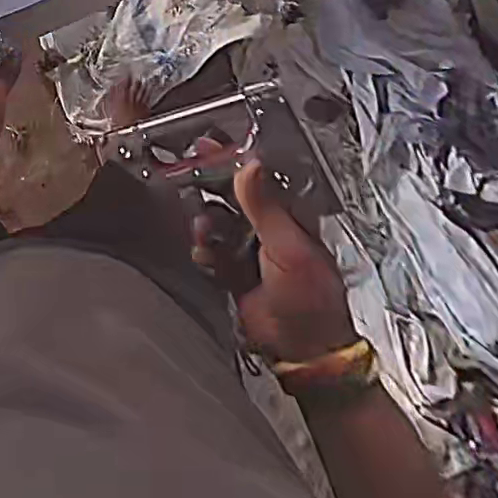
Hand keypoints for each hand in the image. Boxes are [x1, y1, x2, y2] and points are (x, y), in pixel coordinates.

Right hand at [190, 139, 355, 362]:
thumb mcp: (289, 247)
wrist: (302, 351)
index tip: (208, 147)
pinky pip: (209, 250)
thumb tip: (250, 163)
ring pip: (216, 220)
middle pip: (232, 195)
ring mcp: (249, 249)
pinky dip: (204, 250)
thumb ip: (264, 206)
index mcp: (291, 216)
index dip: (233, 161)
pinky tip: (205, 255)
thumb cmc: (309, 298)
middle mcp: (269, 228)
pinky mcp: (232, 270)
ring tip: (202, 230)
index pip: (259, 178)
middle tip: (188, 175)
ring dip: (205, 222)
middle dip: (209, 186)